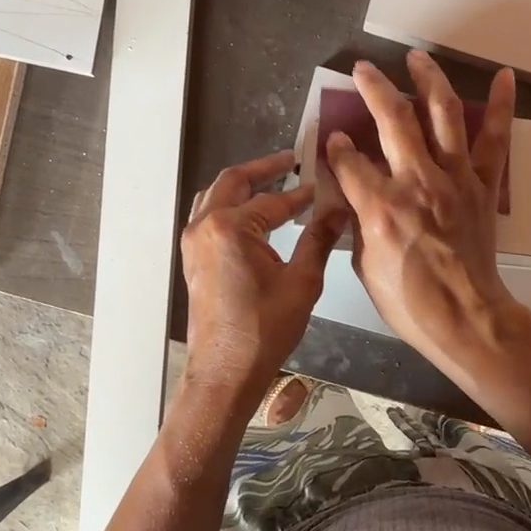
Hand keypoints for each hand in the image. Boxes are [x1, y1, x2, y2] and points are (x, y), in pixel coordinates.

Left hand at [180, 151, 341, 397]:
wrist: (227, 369)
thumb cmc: (265, 328)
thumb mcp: (302, 283)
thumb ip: (318, 240)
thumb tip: (338, 209)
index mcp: (231, 228)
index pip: (273, 200)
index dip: (302, 194)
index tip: (323, 185)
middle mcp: (205, 226)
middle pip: (233, 182)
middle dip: (264, 169)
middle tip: (291, 161)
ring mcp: (193, 243)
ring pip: (215, 197)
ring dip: (242, 185)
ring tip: (270, 182)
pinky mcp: (192, 259)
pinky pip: (208, 217)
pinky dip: (229, 206)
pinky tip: (251, 215)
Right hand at [325, 50, 530, 378]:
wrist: (465, 317)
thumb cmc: (409, 301)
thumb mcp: (366, 266)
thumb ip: (360, 223)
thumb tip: (358, 198)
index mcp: (381, 207)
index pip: (351, 162)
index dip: (338, 149)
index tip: (335, 141)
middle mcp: (417, 183)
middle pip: (392, 121)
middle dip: (373, 90)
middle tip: (362, 70)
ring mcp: (455, 180)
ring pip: (442, 115)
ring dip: (428, 80)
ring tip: (417, 59)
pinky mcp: (483, 186)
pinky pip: (494, 140)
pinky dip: (501, 106)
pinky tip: (504, 77)